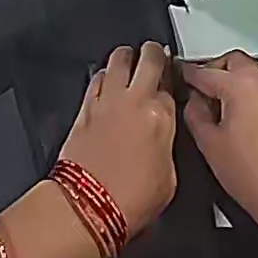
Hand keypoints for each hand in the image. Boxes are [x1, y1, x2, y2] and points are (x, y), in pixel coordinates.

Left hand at [58, 43, 178, 233]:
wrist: (89, 204)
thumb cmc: (131, 198)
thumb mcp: (170, 176)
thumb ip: (167, 145)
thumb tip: (161, 138)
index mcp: (161, 116)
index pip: (171, 85)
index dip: (172, 82)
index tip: (172, 81)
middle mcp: (134, 100)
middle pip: (148, 58)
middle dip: (153, 53)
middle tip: (154, 54)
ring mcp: (107, 100)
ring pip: (118, 59)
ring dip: (126, 58)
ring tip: (130, 61)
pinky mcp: (85, 107)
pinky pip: (97, 78)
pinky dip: (104, 75)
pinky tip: (107, 80)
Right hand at [182, 51, 257, 257]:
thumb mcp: (208, 143)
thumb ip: (194, 113)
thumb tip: (192, 103)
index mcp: (241, 86)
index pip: (203, 70)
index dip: (184, 74)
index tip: (176, 76)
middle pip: (230, 61)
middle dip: (210, 71)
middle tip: (194, 91)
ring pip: (247, 74)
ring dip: (228, 83)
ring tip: (210, 109)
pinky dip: (242, 97)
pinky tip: (229, 121)